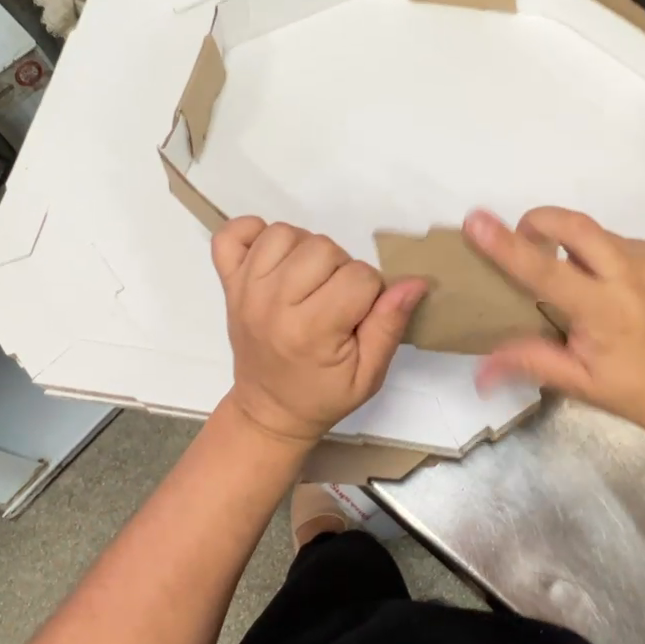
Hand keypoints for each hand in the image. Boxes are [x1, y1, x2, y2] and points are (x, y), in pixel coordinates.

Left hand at [212, 217, 427, 444]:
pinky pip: (233, 234)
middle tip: (337, 301)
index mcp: (310, 330)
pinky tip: (275, 259)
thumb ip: (390, 326)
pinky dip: (254, 234)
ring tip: (310, 281)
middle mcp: (272, 303)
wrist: (269, 409)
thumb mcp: (369, 374)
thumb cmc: (323, 395)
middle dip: (342, 269)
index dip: (371, 293)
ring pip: (285, 233)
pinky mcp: (229, 282)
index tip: (360, 317)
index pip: (359, 277)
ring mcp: (245, 289)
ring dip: (306, 250)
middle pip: (323, 248)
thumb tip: (415, 282)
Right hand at [464, 207, 644, 442]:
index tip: (476, 221)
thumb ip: (529, 362)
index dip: (506, 245)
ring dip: (581, 250)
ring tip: (584, 285)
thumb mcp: (578, 383)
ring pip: (603, 236)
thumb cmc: (632, 392)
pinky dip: (613, 259)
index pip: (544, 270)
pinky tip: (621, 291)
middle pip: (576, 225)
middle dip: (541, 221)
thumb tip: (479, 372)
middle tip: (526, 237)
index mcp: (603, 311)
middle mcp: (632, 277)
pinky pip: (630, 245)